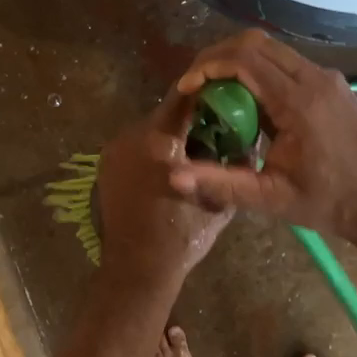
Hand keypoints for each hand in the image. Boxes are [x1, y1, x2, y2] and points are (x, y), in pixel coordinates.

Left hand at [96, 85, 233, 288]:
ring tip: (196, 153)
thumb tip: (250, 139)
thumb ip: (235, 165)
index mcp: (158, 140)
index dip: (206, 89)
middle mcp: (131, 136)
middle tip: (217, 130)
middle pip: (167, 113)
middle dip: (192, 119)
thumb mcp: (219, 201)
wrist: (137, 267)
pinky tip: (171, 167)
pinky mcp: (107, 163)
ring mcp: (114, 149)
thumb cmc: (182, 236)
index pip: (184, 96)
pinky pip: (136, 145)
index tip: (225, 90)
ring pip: (151, 128)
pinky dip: (154, 149)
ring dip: (172, 135)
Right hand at [168, 30, 356, 247]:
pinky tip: (245, 101)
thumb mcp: (270, 198)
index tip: (186, 88)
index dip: (207, 66)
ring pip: (271, 48)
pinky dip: (257, 70)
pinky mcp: (331, 83)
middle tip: (194, 83)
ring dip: (236, 61)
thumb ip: (220, 183)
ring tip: (213, 91)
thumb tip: (173, 176)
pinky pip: (285, 62)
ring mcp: (326, 78)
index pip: (244, 59)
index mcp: (299, 103)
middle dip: (216, 56)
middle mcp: (314, 79)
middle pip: (255, 42)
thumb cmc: (329, 203)